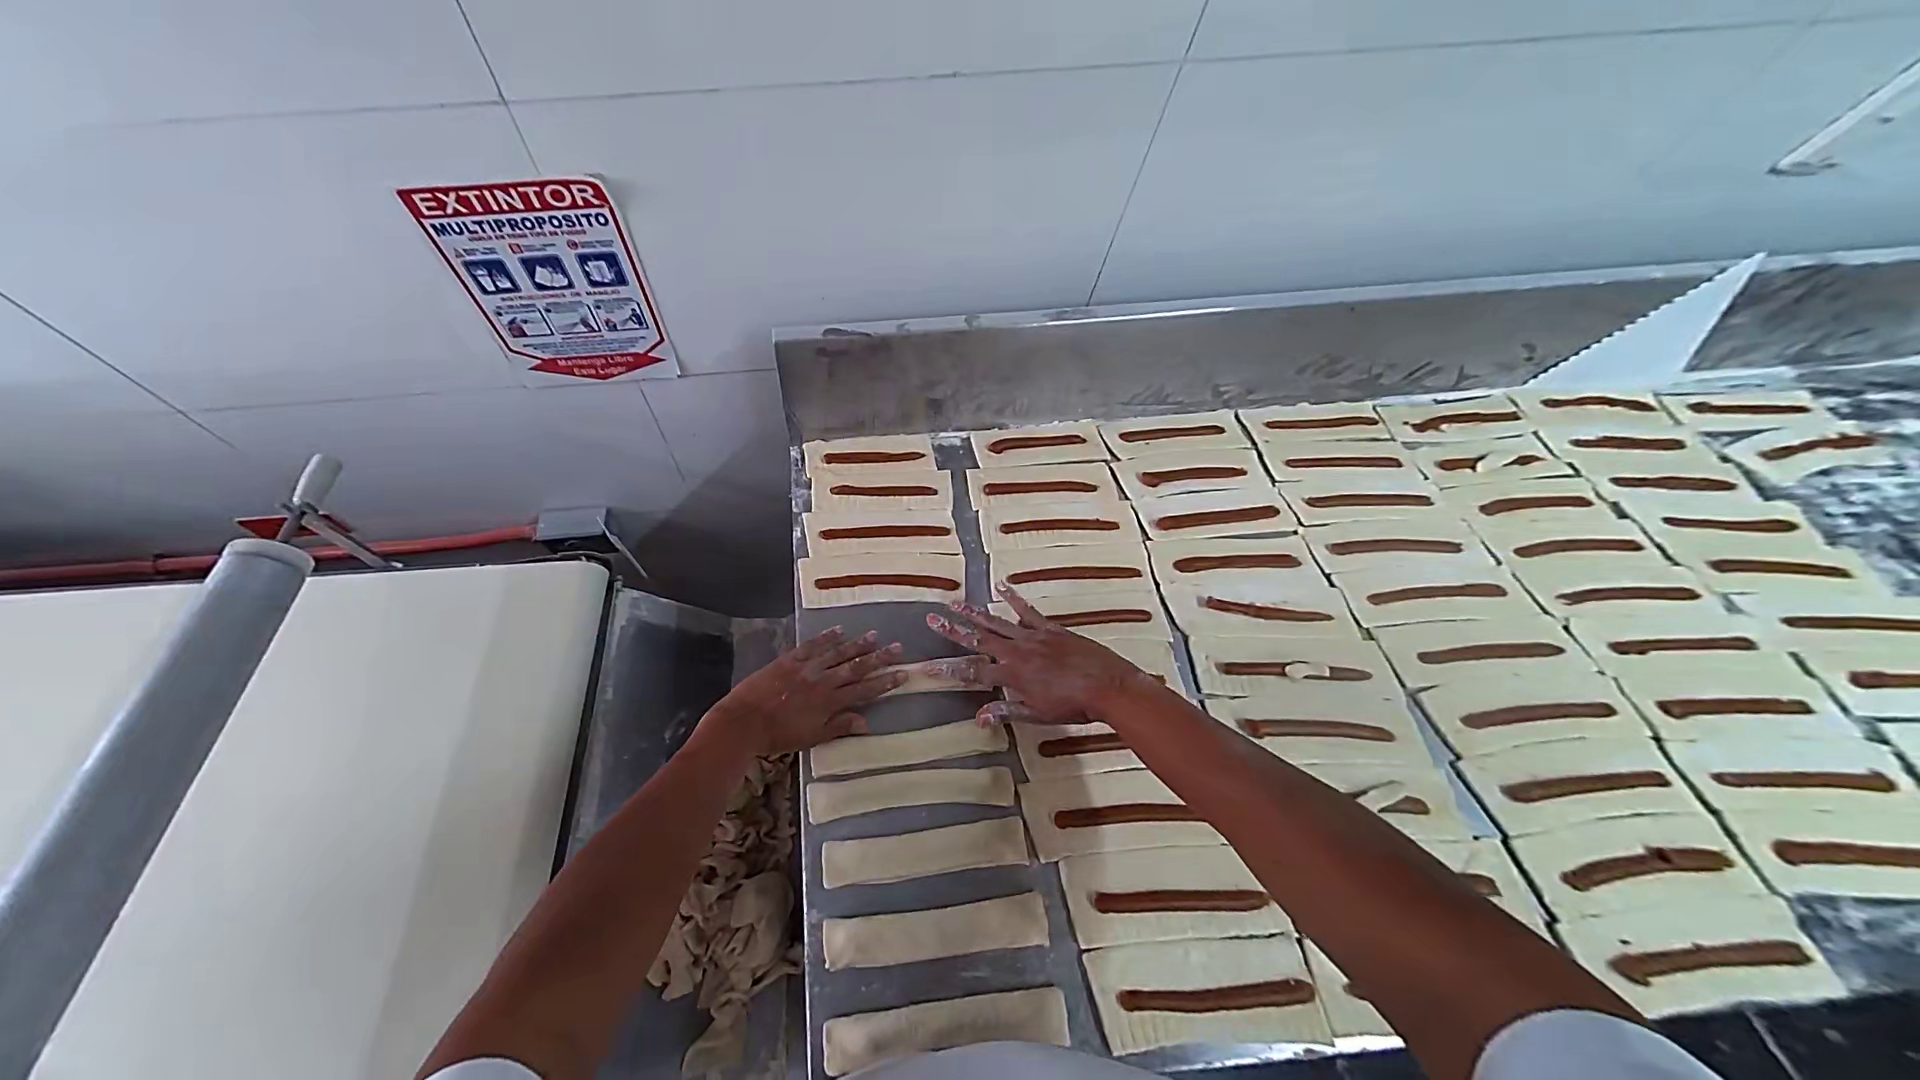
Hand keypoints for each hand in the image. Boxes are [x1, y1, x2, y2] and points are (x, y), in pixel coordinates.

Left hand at [704, 627, 905, 756]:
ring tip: (875, 635)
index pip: (865, 690)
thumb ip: (839, 726)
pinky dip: (827, 637)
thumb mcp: (812, 737)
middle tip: (898, 648)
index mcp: (830, 701)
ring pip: (838, 652)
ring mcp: (806, 667)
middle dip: (879, 658)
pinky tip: (839, 630)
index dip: (885, 682)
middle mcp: (823, 680)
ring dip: (858, 644)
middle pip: (856, 667)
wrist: (744, 721)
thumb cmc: (779, 735)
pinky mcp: (790, 659)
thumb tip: (866, 723)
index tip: (903, 673)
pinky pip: (813, 645)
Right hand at [926, 584, 1157, 725]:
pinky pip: (1028, 611)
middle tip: (932, 619)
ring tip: (955, 602)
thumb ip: (1008, 711)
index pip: (973, 673)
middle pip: (978, 640)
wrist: (1107, 686)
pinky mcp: (1050, 629)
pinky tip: (1002, 586)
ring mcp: (1033, 637)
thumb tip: (980, 718)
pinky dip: (1014, 598)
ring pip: (998, 622)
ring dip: (975, 613)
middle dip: (953, 630)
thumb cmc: (1073, 706)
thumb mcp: (1038, 714)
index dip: (949, 670)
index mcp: (1012, 676)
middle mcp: (1017, 652)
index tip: (928, 665)